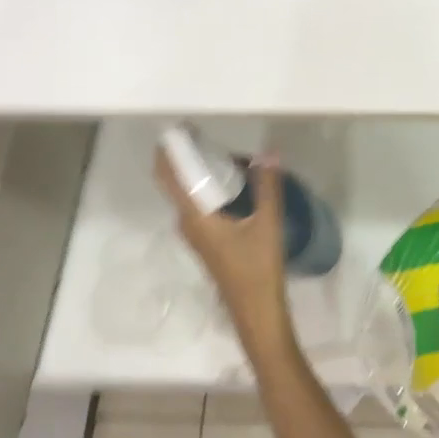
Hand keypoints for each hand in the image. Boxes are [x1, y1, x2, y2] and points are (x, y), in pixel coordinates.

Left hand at [153, 150, 292, 348]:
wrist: (257, 311)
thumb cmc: (258, 269)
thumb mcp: (267, 225)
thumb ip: (268, 187)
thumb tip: (270, 154)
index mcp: (194, 216)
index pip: (168, 175)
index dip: (168, 149)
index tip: (181, 126)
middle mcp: (188, 223)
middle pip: (177, 182)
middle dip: (188, 157)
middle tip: (210, 137)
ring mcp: (196, 234)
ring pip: (191, 195)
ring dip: (202, 174)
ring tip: (228, 157)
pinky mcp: (208, 241)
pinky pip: (202, 206)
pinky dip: (212, 189)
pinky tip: (236, 186)